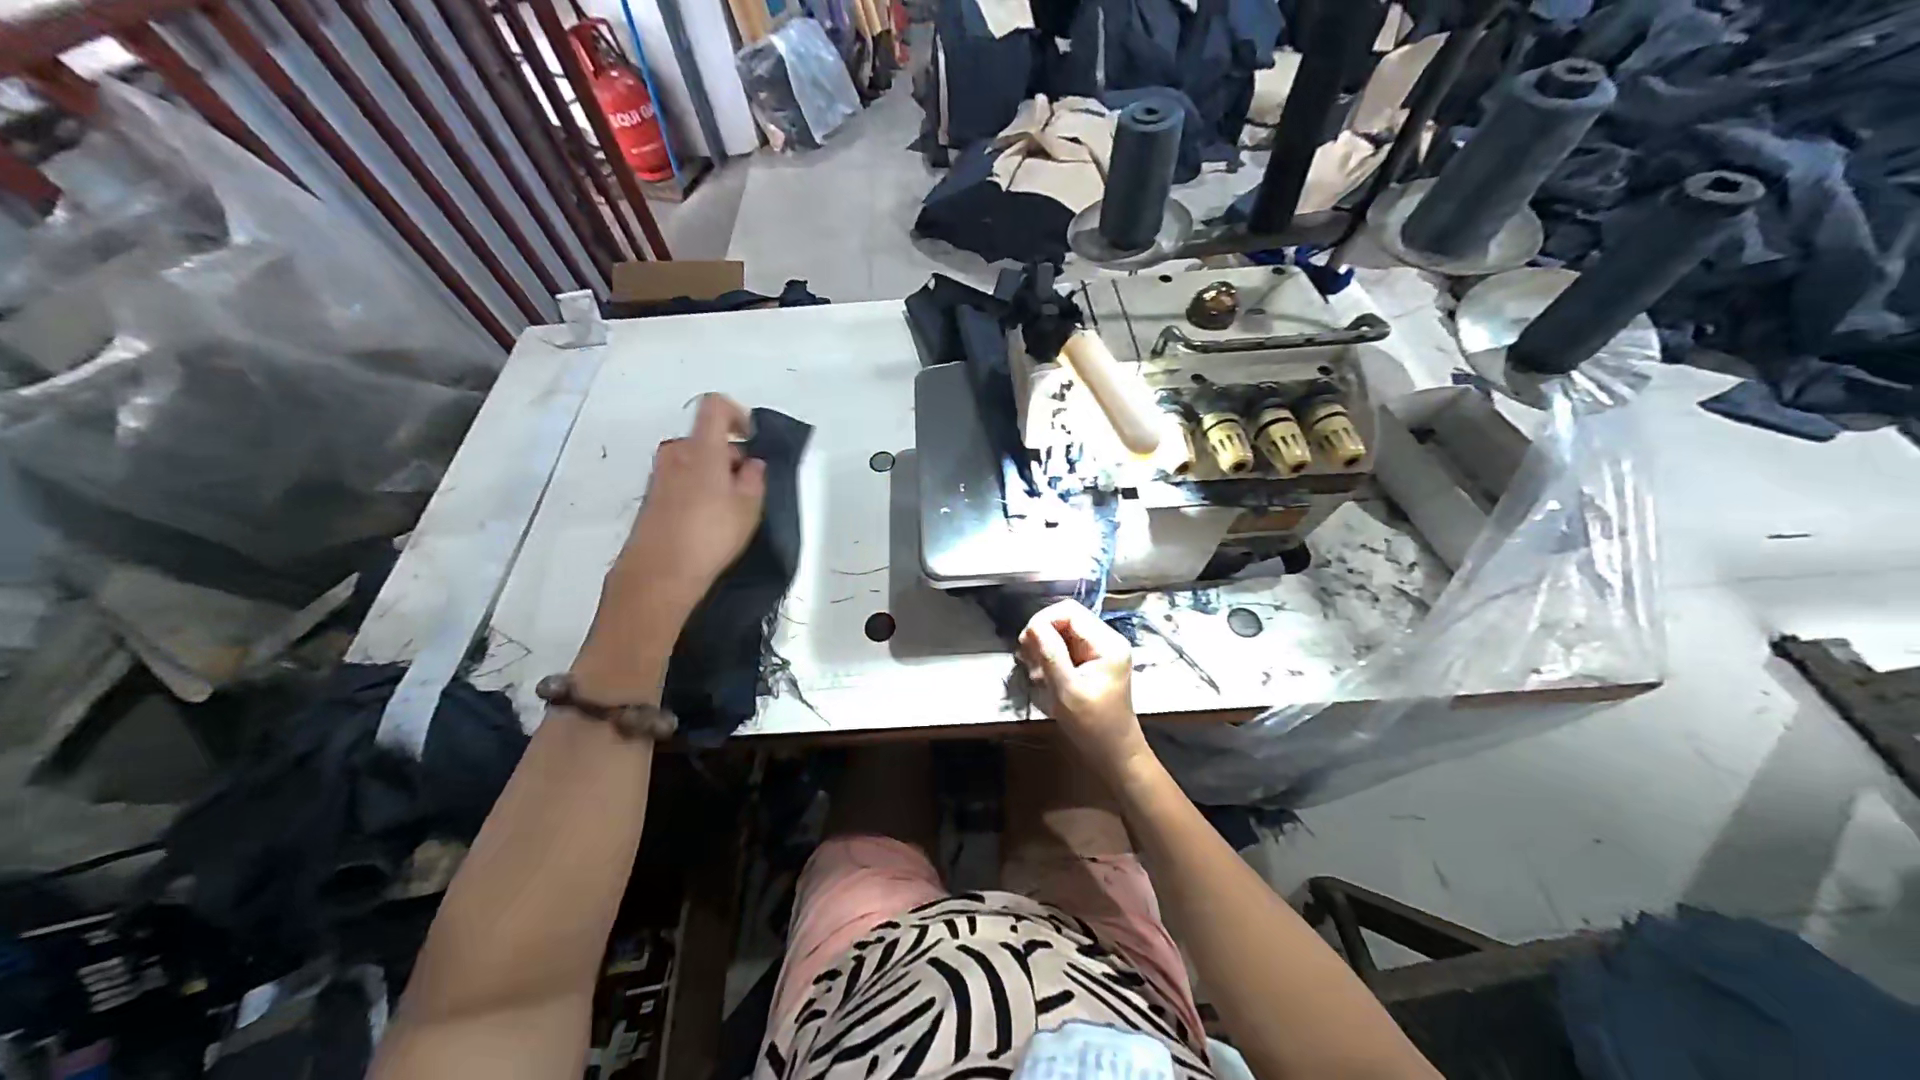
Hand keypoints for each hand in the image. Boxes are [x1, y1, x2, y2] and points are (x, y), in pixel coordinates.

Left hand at [572, 394, 765, 701]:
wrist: (658, 574)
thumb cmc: (709, 535)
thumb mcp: (748, 506)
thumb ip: (755, 477)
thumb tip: (751, 464)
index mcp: (701, 448)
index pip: (715, 406)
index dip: (738, 414)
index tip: (753, 439)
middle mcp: (675, 453)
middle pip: (708, 438)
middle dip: (732, 456)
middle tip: (750, 488)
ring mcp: (659, 475)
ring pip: (696, 461)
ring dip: (716, 476)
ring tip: (732, 510)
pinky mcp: (652, 498)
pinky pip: (683, 480)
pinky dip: (700, 490)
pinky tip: (710, 523)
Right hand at [1019, 600, 1152, 782]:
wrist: (1114, 754)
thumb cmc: (1093, 725)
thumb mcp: (1067, 689)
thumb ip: (1051, 654)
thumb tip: (1032, 625)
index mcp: (1107, 643)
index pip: (1068, 611)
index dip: (1043, 621)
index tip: (1026, 644)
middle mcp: (1106, 641)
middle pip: (1065, 619)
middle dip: (1041, 635)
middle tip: (1026, 659)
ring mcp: (1099, 652)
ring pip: (1062, 633)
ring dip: (1043, 648)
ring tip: (1033, 671)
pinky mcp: (1092, 664)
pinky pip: (1066, 648)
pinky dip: (1050, 658)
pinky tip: (1041, 676)